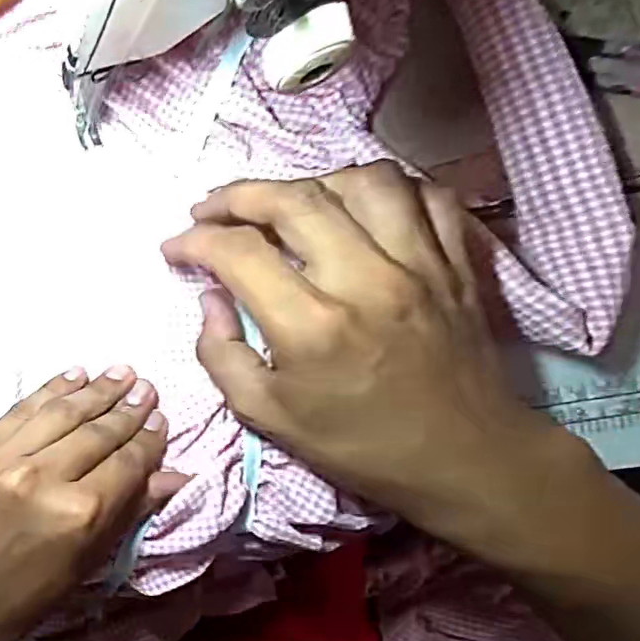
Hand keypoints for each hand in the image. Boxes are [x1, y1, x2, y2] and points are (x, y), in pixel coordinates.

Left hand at [0, 366, 186, 640]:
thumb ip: (131, 510)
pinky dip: (50, 389)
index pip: (126, 462)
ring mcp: (3, 459)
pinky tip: (74, 375)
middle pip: (97, 432)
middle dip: (126, 409)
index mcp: (79, 514)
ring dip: (94, 389)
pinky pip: (20, 409)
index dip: (148, 439)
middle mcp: (43, 479)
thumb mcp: (87, 561)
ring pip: (61, 413)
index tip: (160, 419)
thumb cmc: (28, 594)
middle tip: (145, 388)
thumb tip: (176, 475)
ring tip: (119, 372)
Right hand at [161, 163, 605, 565]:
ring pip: (361, 181)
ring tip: (284, 203)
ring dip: (309, 181)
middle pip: (294, 200)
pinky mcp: (457, 262)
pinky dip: (383, 188)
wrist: (464, 459)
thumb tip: (211, 298)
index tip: (175, 247)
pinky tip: (357, 206)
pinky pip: (425, 194)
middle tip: (210, 207)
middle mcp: (366, 279)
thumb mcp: (268, 418)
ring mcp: (420, 263)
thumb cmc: (358, 445)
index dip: (196, 241)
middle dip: (238, 196)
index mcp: (312, 326)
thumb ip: (222, 356)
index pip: (240, 253)